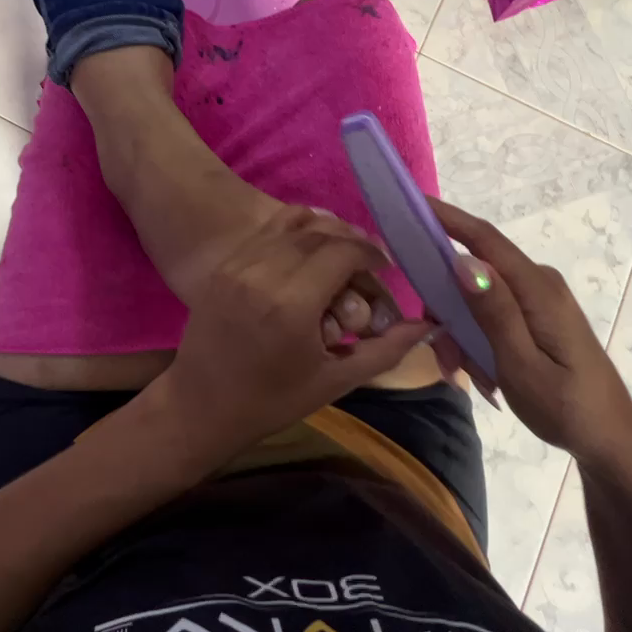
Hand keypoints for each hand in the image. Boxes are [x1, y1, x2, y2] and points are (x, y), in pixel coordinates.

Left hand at [156, 206, 436, 455]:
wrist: (202, 404)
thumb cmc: (272, 400)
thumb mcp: (335, 380)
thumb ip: (385, 350)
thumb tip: (428, 325)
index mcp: (292, 305)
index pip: (342, 253)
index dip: (370, 253)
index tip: (386, 266)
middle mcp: (263, 274)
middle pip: (318, 234)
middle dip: (350, 239)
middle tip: (370, 258)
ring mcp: (238, 265)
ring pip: (291, 226)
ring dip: (323, 229)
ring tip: (344, 247)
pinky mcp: (224, 265)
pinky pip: (265, 233)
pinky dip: (292, 229)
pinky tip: (310, 242)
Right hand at [429, 199, 631, 469]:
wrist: (610, 442)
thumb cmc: (566, 408)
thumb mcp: (521, 366)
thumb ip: (494, 312)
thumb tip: (463, 259)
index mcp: (538, 289)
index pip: (484, 238)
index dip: (446, 217)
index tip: (408, 203)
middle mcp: (538, 283)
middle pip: (473, 269)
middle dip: (444, 303)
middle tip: (443, 355)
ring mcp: (538, 297)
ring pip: (477, 293)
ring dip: (458, 327)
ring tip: (462, 372)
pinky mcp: (536, 313)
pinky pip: (490, 308)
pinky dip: (473, 333)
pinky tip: (476, 369)